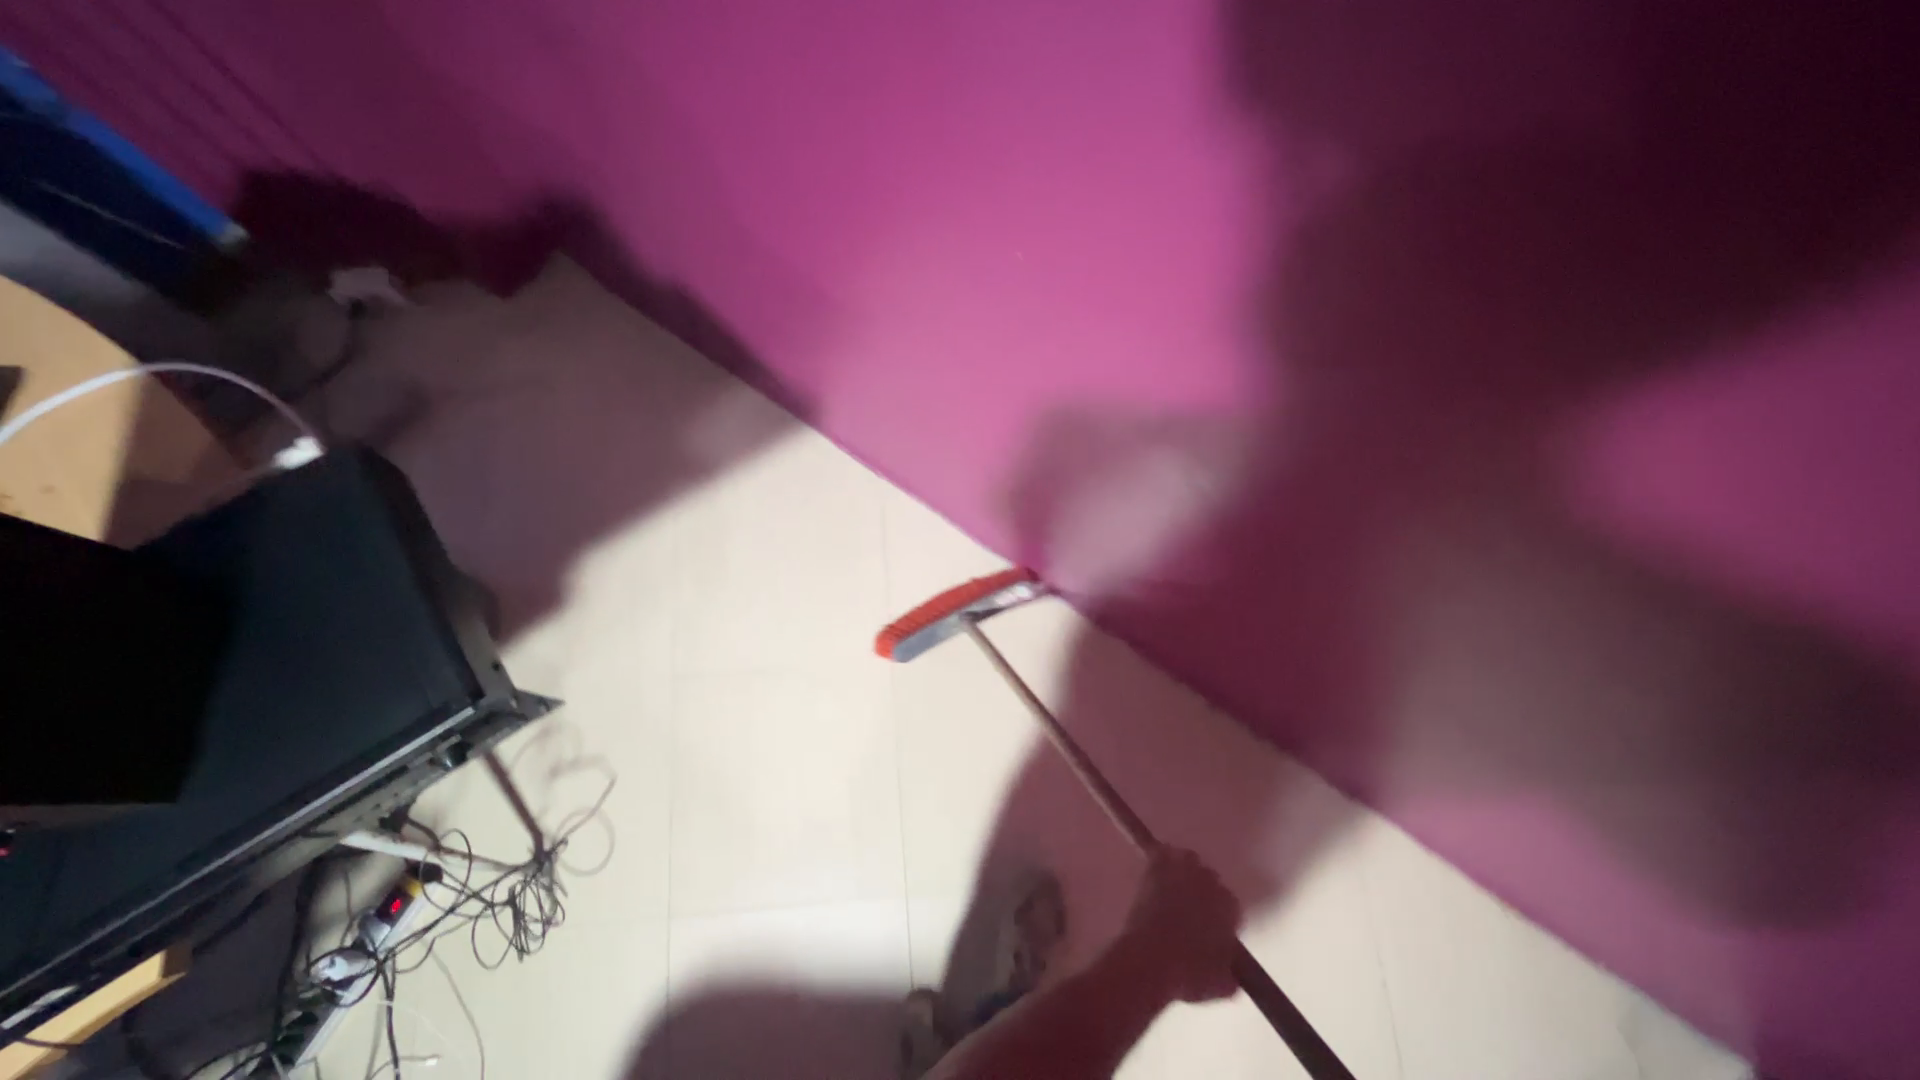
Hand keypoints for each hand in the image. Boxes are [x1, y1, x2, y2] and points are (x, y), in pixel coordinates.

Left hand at [1117, 846, 1243, 1002]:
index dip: (1219, 915)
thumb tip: (1230, 974)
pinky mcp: (1157, 869)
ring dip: (1185, 869)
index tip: (1209, 926)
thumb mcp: (1219, 985)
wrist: (1150, 959)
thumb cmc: (1188, 976)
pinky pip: (1163, 853)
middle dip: (1203, 891)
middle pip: (1211, 879)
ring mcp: (1183, 874)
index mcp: (1230, 909)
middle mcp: (1211, 886)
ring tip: (1174, 884)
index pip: (1231, 904)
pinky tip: (1157, 866)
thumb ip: (1230, 975)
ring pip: (1189, 859)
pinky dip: (1162, 857)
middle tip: (1189, 909)